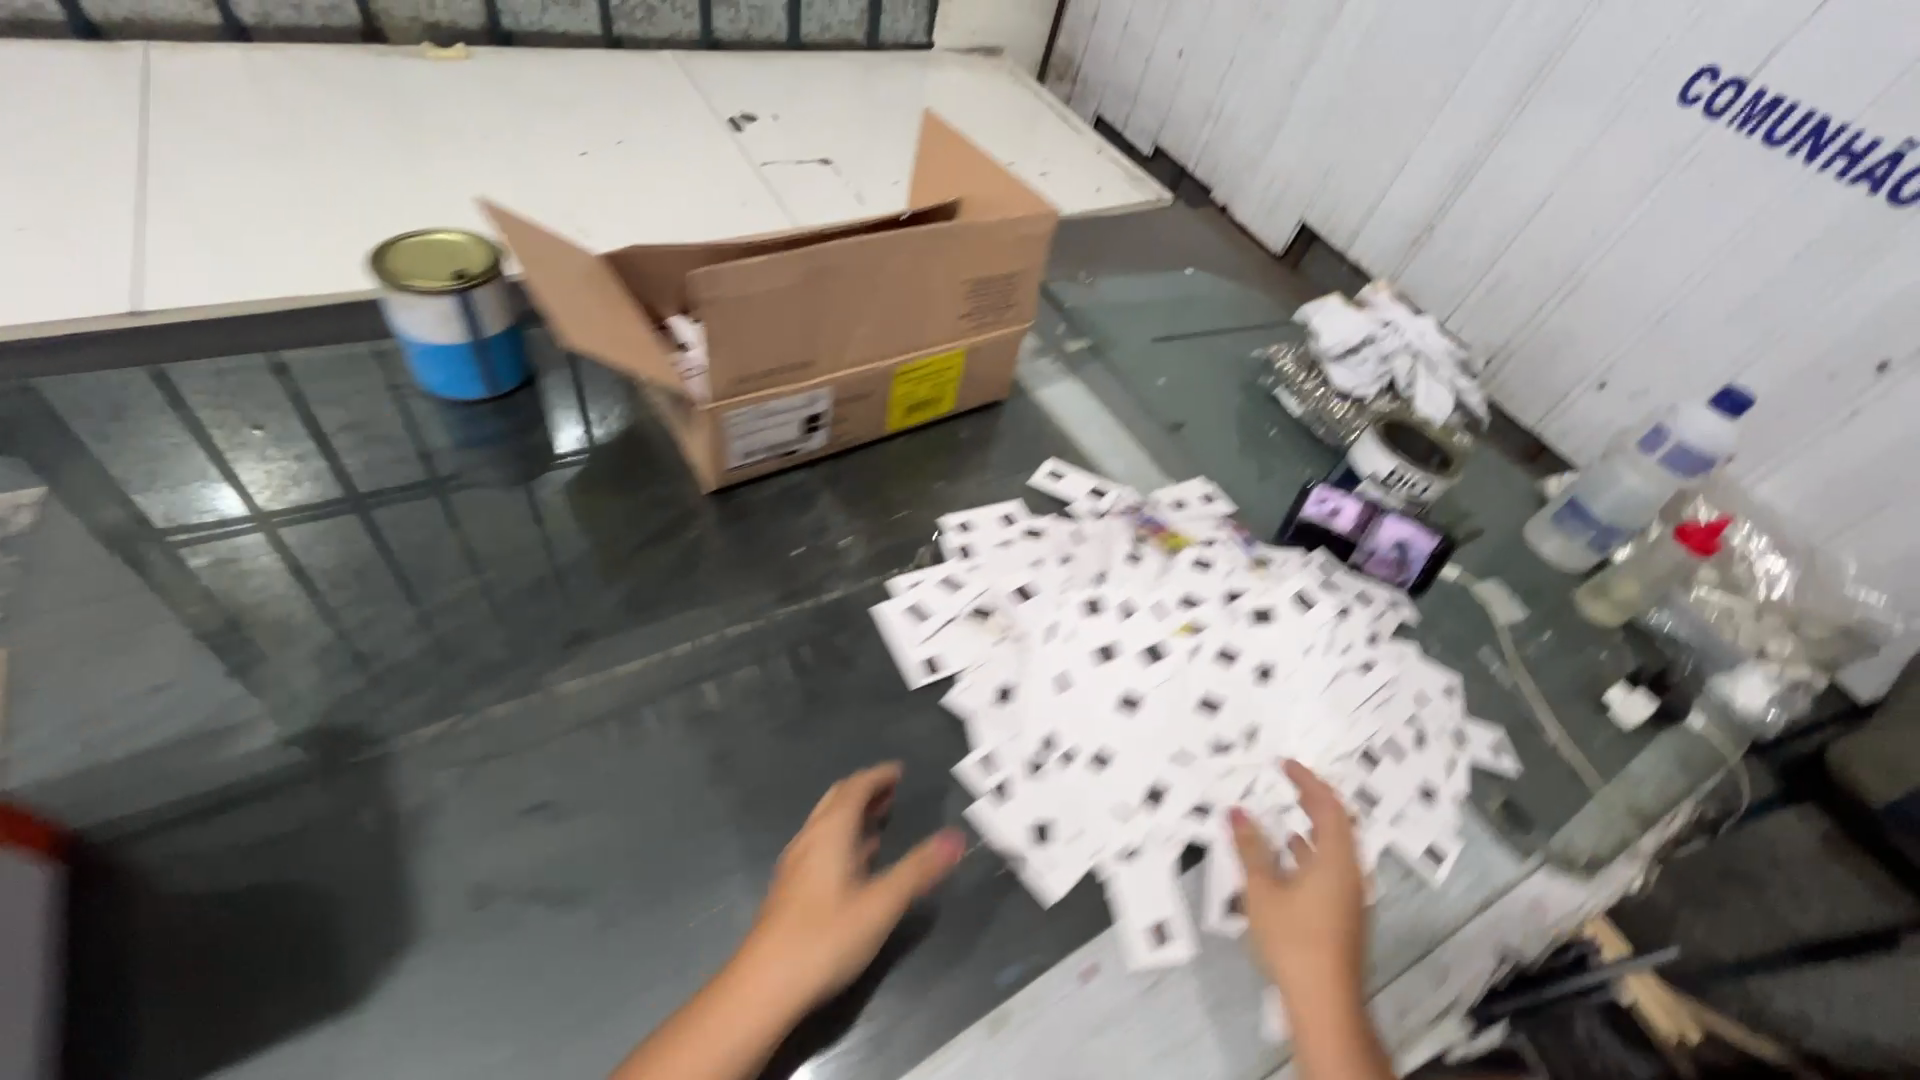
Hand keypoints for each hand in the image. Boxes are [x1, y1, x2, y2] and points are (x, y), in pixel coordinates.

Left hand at [734, 763, 964, 1014]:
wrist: (764, 986)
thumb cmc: (826, 937)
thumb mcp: (882, 904)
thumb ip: (919, 869)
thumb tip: (956, 837)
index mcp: (830, 833)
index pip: (855, 788)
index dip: (878, 777)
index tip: (899, 771)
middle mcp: (809, 840)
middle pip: (836, 801)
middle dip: (865, 792)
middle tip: (892, 792)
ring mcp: (796, 865)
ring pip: (826, 825)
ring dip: (853, 816)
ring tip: (880, 822)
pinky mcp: (790, 890)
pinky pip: (821, 847)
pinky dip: (843, 840)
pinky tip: (856, 865)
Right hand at [1230, 759, 1368, 1002]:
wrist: (1324, 1000)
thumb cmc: (1293, 938)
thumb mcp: (1262, 889)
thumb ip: (1250, 847)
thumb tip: (1237, 811)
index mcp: (1336, 859)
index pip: (1328, 807)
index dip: (1308, 782)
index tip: (1286, 765)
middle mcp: (1351, 872)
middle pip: (1339, 825)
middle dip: (1314, 800)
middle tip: (1289, 783)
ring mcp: (1350, 895)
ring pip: (1336, 848)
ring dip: (1312, 827)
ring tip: (1286, 814)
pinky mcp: (1343, 913)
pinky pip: (1331, 866)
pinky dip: (1311, 851)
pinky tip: (1288, 857)